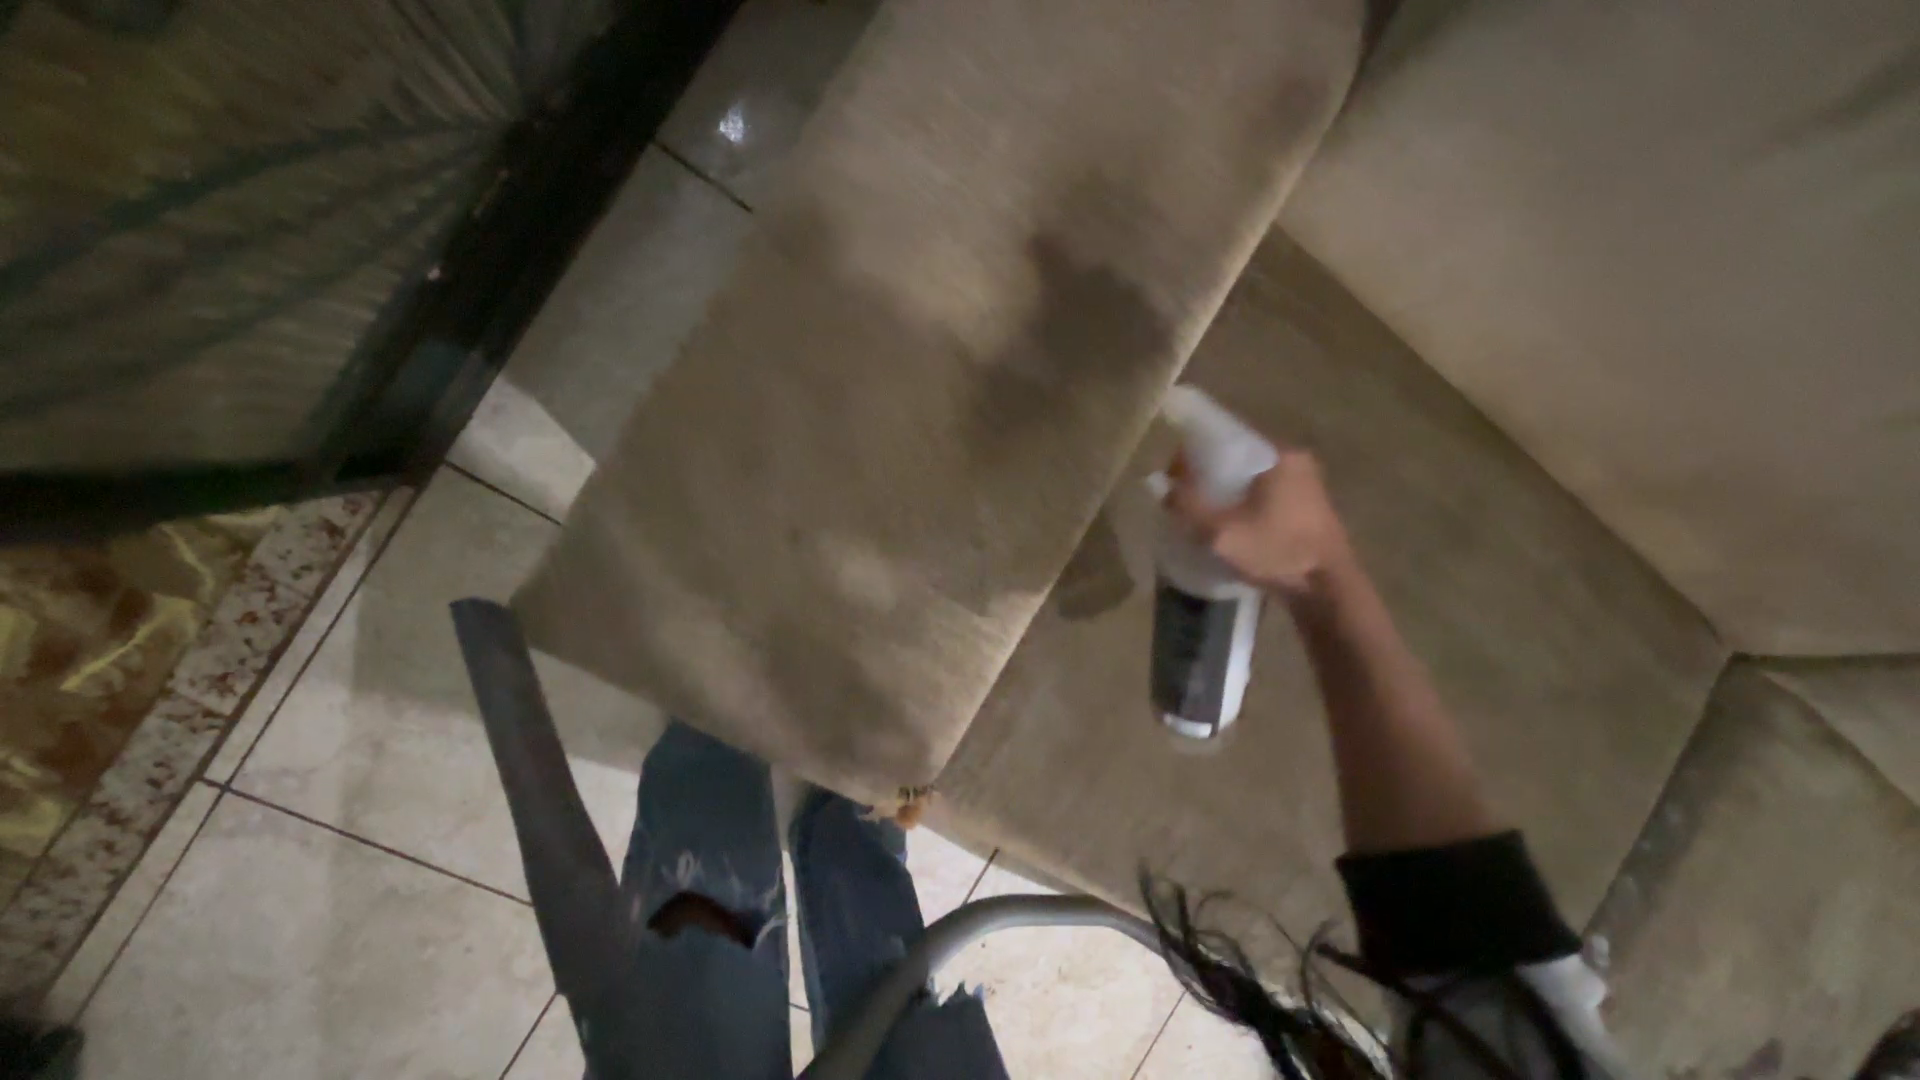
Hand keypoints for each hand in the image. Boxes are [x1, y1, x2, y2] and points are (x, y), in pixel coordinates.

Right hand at [1164, 448, 1350, 598]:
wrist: (1326, 591)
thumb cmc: (1276, 553)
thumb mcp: (1221, 533)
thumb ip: (1188, 507)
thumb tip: (1164, 487)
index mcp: (1278, 454)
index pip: (1225, 437)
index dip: (1193, 454)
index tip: (1174, 477)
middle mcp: (1295, 460)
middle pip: (1237, 457)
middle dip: (1207, 475)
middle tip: (1184, 499)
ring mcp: (1306, 483)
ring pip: (1251, 477)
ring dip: (1226, 491)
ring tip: (1202, 513)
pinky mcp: (1308, 506)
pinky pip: (1265, 493)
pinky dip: (1244, 502)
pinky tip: (1230, 523)